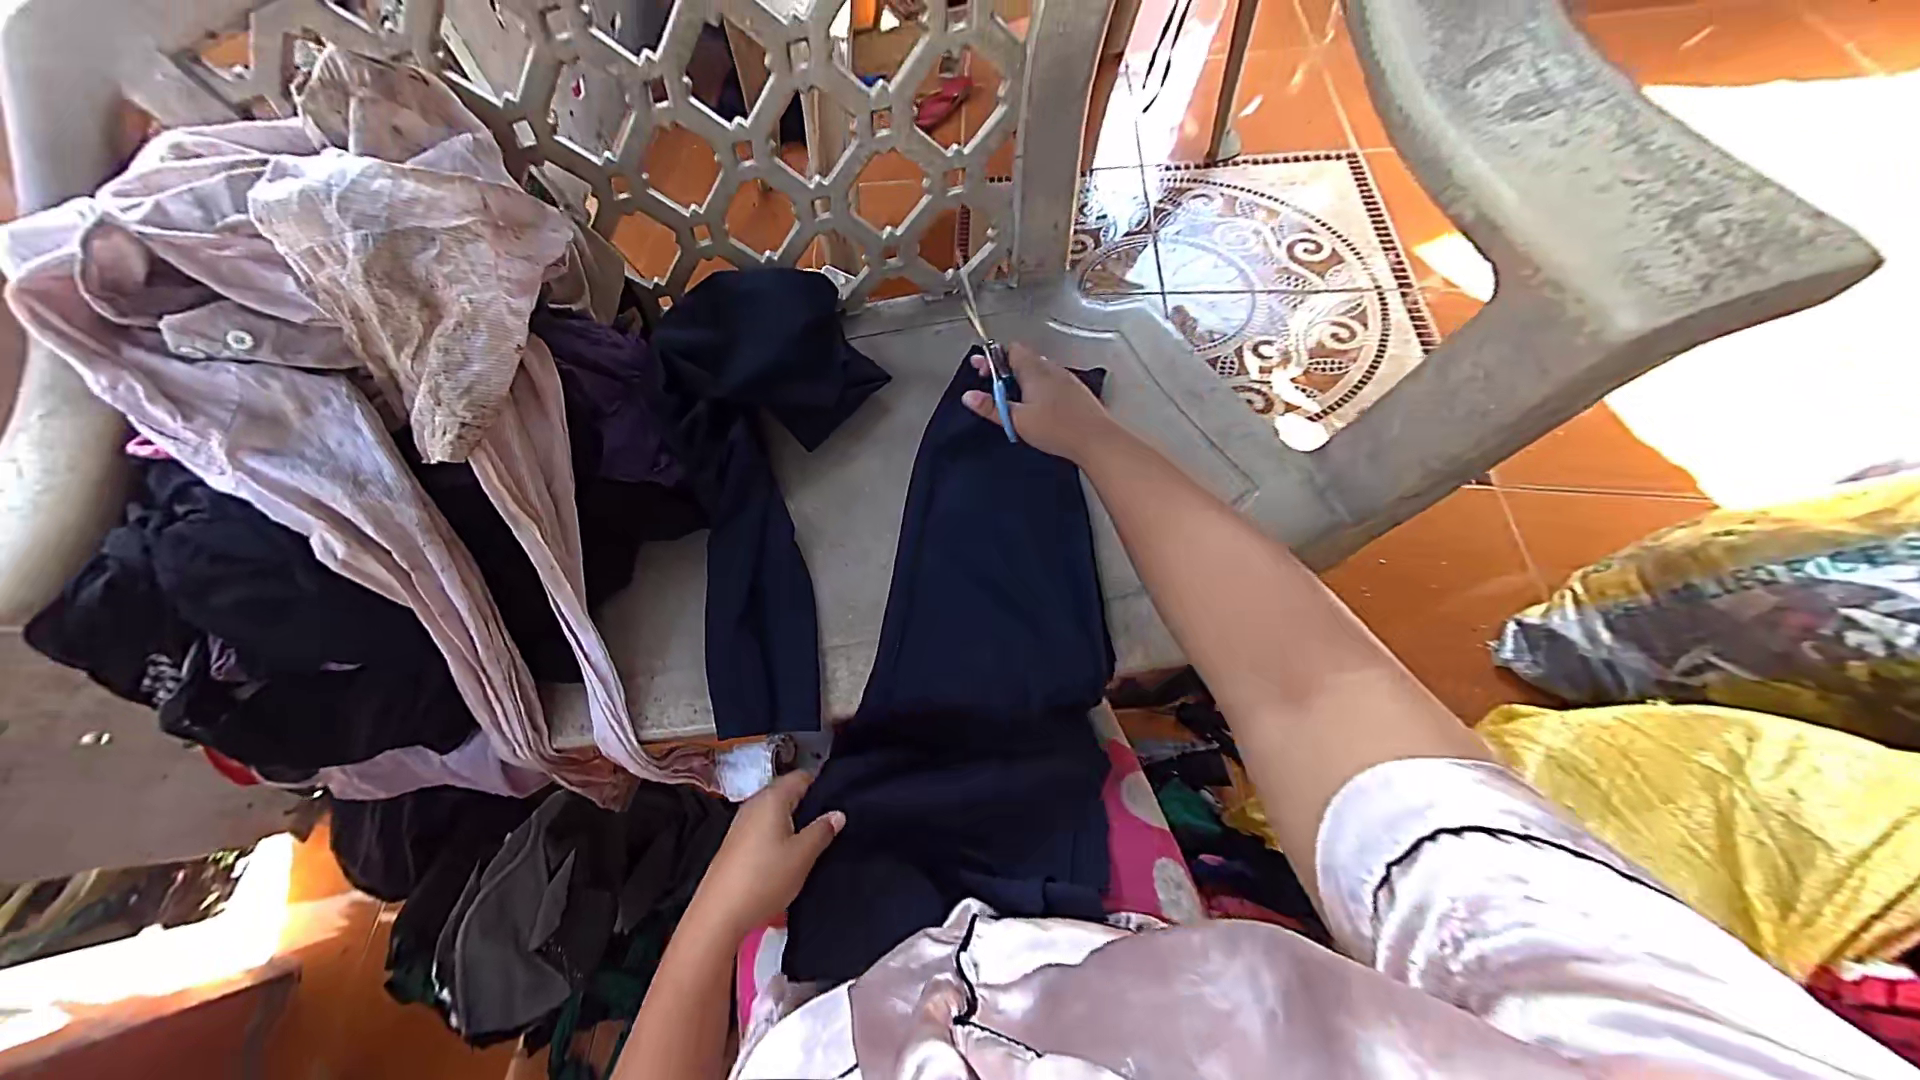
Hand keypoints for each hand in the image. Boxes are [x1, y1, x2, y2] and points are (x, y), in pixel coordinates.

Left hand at [682, 771, 843, 938]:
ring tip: (813, 845)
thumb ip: (823, 830)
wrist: (717, 916)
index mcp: (772, 798)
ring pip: (776, 814)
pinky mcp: (735, 845)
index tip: (839, 804)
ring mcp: (741, 824)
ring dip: (794, 825)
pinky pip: (764, 830)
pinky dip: (778, 838)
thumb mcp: (803, 855)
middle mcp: (754, 804)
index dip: (822, 786)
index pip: (802, 776)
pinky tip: (788, 859)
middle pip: (788, 794)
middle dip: (809, 807)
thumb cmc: (764, 878)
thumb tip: (838, 813)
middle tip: (830, 826)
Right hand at [962, 343, 1119, 462]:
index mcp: (1034, 370)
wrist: (1096, 439)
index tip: (981, 369)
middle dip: (1005, 369)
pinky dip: (1038, 388)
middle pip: (1023, 358)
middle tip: (993, 384)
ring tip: (1013, 399)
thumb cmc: (1058, 429)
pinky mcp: (1075, 392)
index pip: (1010, 350)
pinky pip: (1052, 382)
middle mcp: (1051, 369)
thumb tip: (969, 397)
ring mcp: (1066, 379)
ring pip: (1038, 370)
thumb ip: (991, 407)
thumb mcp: (1017, 420)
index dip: (992, 358)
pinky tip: (1037, 407)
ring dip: (1022, 379)